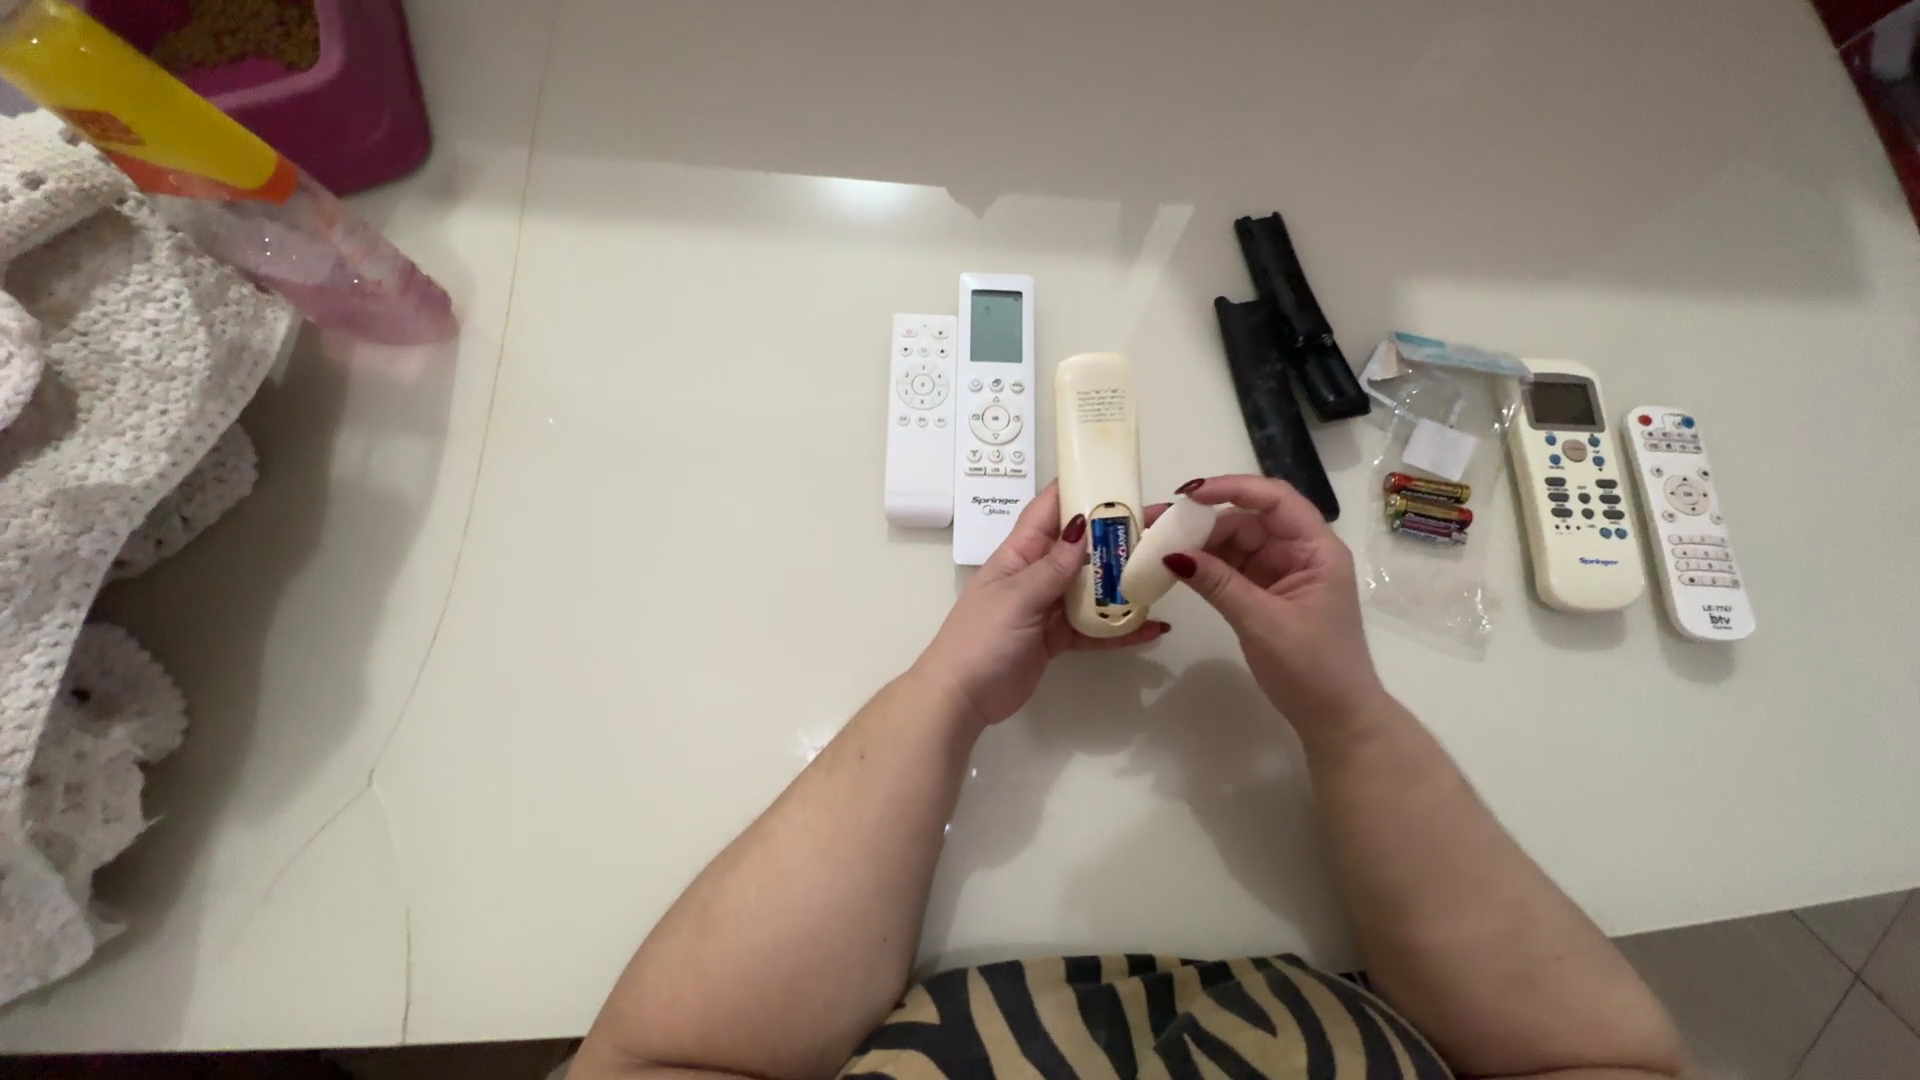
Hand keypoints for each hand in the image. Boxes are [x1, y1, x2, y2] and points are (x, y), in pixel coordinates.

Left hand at [912, 484, 1168, 727]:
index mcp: (1018, 554)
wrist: (961, 697)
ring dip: (1124, 580)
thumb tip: (1083, 525)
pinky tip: (1151, 628)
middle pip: (1081, 547)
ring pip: (1091, 586)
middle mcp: (1035, 574)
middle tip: (1162, 524)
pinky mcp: (1056, 638)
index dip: (1078, 489)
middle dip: (1117, 535)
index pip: (1049, 511)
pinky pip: (1093, 627)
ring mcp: (1047, 607)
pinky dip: (1119, 628)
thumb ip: (1053, 566)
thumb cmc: (980, 638)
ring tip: (1163, 571)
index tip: (1116, 475)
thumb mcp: (1017, 597)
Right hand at [1160, 475, 1387, 730]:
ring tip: (1156, 544)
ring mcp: (1280, 572)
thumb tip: (1171, 554)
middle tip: (1156, 522)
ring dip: (1198, 542)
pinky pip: (1229, 567)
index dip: (1232, 488)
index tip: (1188, 496)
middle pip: (1247, 519)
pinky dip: (1203, 565)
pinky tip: (1174, 565)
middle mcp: (1298, 552)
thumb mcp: (1262, 623)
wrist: (1336, 718)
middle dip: (1202, 518)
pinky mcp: (1264, 593)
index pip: (1274, 500)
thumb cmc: (1313, 668)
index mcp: (1316, 550)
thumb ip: (1218, 584)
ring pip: (1234, 542)